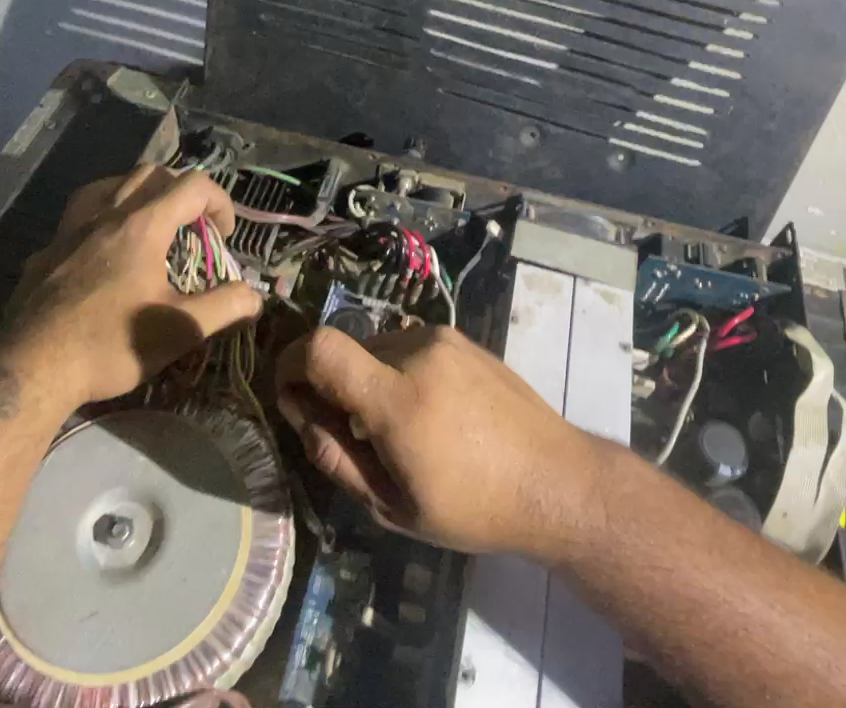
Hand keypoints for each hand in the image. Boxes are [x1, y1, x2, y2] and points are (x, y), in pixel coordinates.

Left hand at [0, 165, 261, 404]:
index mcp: (142, 226)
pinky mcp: (44, 254)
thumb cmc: (111, 344)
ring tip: (151, 223)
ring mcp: (69, 232)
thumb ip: (226, 306)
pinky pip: (77, 218)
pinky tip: (102, 253)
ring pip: (108, 185)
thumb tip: (255, 296)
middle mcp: (105, 216)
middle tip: (195, 226)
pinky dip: (102, 221)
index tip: (225, 237)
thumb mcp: (181, 330)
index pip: (192, 185)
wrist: (31, 370)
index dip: (220, 202)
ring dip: (139, 194)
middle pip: (151, 174)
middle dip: (182, 191)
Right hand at [275, 325, 608, 558]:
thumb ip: (335, 460)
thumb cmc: (474, 507)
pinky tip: (430, 413)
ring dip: (369, 382)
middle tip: (356, 438)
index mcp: (397, 398)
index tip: (290, 397)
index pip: (319, 349)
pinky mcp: (463, 339)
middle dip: (334, 389)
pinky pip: (408, 347)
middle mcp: (417, 352)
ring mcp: (444, 340)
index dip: (288, 365)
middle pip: (345, 353)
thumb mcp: (393, 506)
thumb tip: (301, 417)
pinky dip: (398, 373)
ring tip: (402, 430)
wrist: (556, 481)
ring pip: (376, 349)